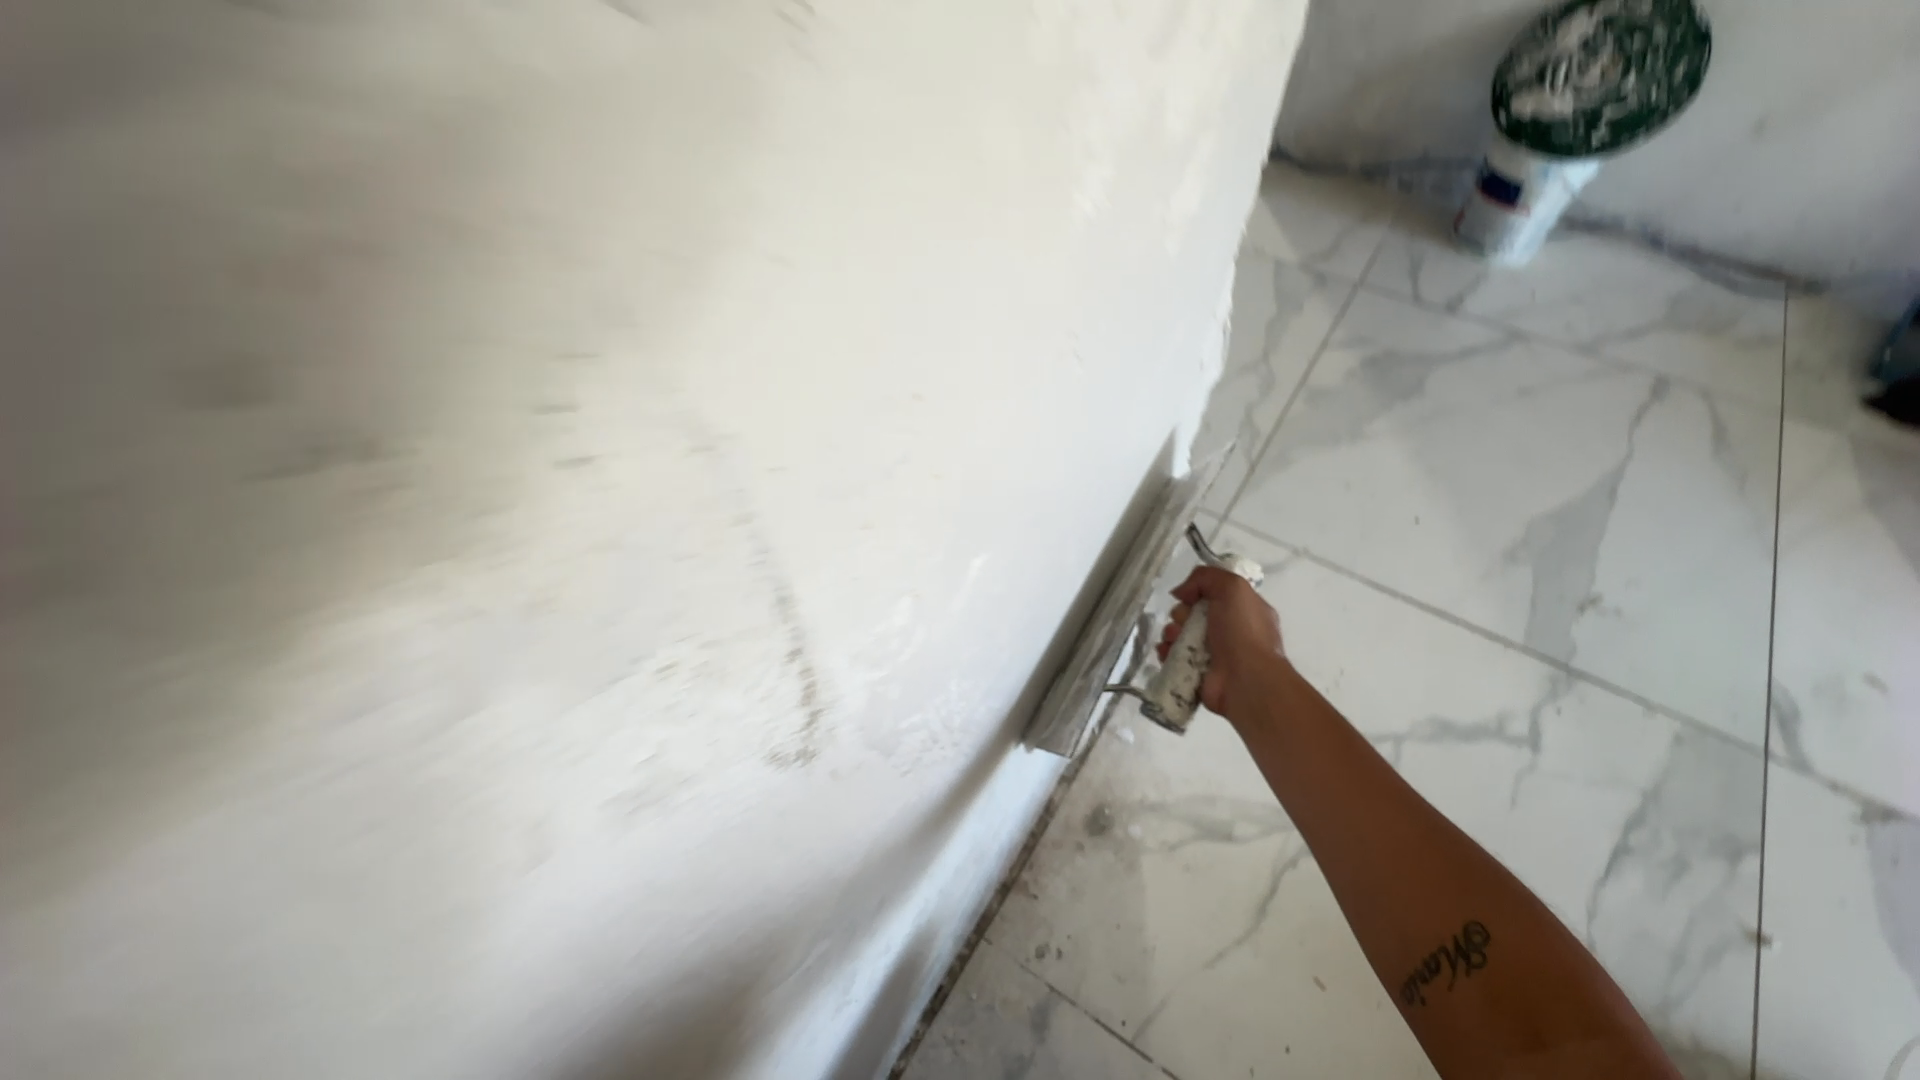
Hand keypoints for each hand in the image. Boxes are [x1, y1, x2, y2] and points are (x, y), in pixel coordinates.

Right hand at [1156, 565, 1286, 719]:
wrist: (1246, 680)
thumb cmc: (1243, 632)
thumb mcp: (1233, 588)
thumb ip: (1205, 577)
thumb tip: (1180, 592)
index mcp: (1243, 610)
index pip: (1213, 594)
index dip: (1197, 593)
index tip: (1190, 597)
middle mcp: (1229, 631)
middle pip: (1192, 613)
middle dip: (1181, 614)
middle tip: (1185, 621)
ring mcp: (1212, 654)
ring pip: (1180, 635)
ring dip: (1171, 633)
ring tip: (1175, 639)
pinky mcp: (1196, 672)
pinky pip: (1173, 657)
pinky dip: (1166, 652)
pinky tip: (1167, 652)